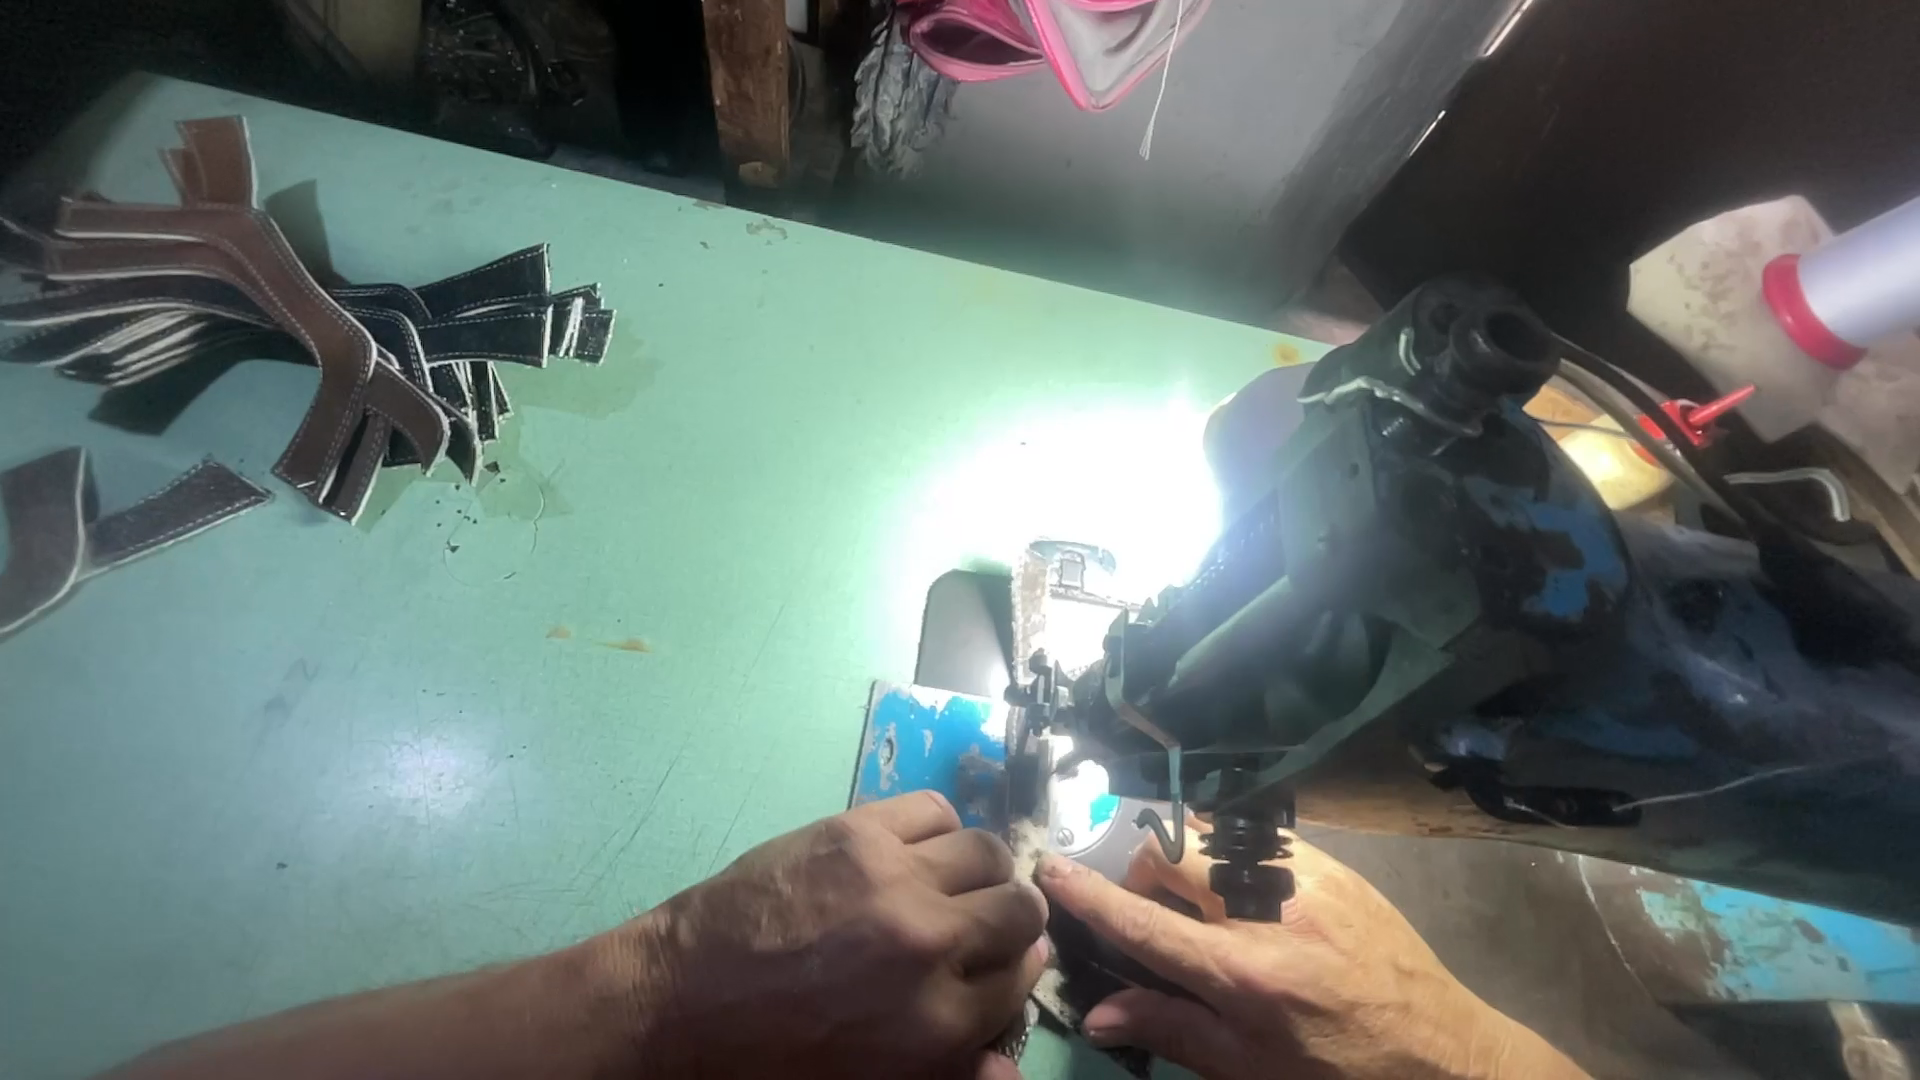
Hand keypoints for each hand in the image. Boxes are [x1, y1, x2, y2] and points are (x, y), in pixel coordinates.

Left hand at [610, 791, 1049, 1078]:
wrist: (684, 1001)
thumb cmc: (774, 1058)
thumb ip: (950, 1077)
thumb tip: (1010, 1062)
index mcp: (936, 1026)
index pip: (1021, 979)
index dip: (1018, 967)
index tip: (1005, 957)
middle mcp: (931, 944)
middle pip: (1019, 910)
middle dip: (1016, 917)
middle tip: (989, 918)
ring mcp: (895, 877)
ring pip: (987, 851)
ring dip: (985, 869)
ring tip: (958, 879)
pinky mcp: (859, 830)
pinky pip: (934, 809)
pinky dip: (940, 828)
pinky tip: (919, 848)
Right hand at [1036, 825, 1588, 1079]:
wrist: (1448, 1055)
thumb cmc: (1337, 1075)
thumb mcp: (1250, 1072)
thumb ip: (1168, 1029)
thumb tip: (1094, 1014)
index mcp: (1243, 977)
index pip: (1142, 924)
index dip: (1088, 894)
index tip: (1050, 866)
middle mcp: (1267, 912)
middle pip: (1170, 853)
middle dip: (1145, 870)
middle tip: (1160, 910)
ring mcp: (1301, 876)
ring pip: (1208, 830)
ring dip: (1186, 857)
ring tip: (1207, 901)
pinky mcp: (1327, 860)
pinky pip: (1251, 832)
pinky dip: (1228, 852)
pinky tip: (1250, 891)